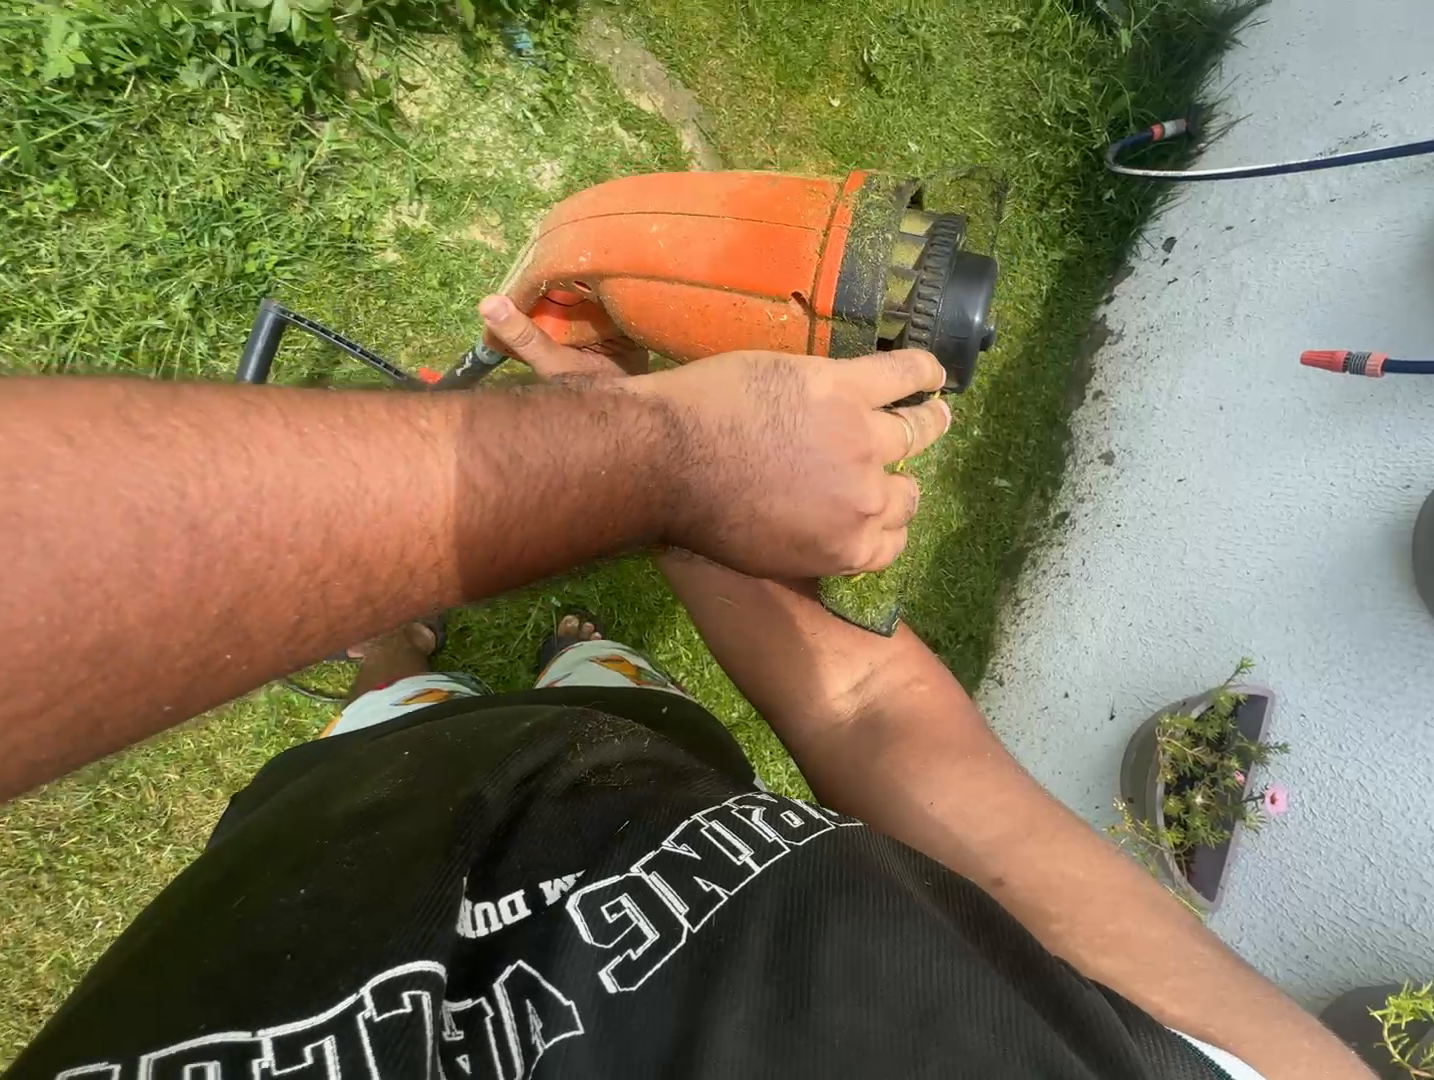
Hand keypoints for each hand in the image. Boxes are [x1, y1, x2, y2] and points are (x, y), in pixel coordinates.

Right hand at [478, 291, 951, 576]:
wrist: (661, 494)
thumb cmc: (668, 423)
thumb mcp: (692, 374)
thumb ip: (679, 352)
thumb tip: (501, 311)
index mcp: (833, 379)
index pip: (913, 367)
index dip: (927, 372)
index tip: (932, 376)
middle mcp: (859, 429)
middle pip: (927, 424)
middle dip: (930, 421)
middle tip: (931, 421)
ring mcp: (862, 486)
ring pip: (915, 483)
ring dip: (904, 480)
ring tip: (893, 484)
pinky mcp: (853, 539)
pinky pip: (895, 534)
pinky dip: (887, 529)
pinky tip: (874, 525)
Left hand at [627, 350, 948, 576]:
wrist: (666, 460)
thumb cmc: (700, 515)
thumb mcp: (765, 557)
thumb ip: (813, 546)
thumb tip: (828, 528)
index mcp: (847, 547)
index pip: (893, 542)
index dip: (889, 523)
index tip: (881, 506)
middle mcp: (866, 499)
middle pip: (906, 493)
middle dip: (899, 482)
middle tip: (892, 462)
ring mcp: (860, 439)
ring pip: (914, 429)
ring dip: (928, 422)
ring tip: (934, 412)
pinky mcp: (843, 387)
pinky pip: (902, 374)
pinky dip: (923, 371)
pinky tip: (934, 372)